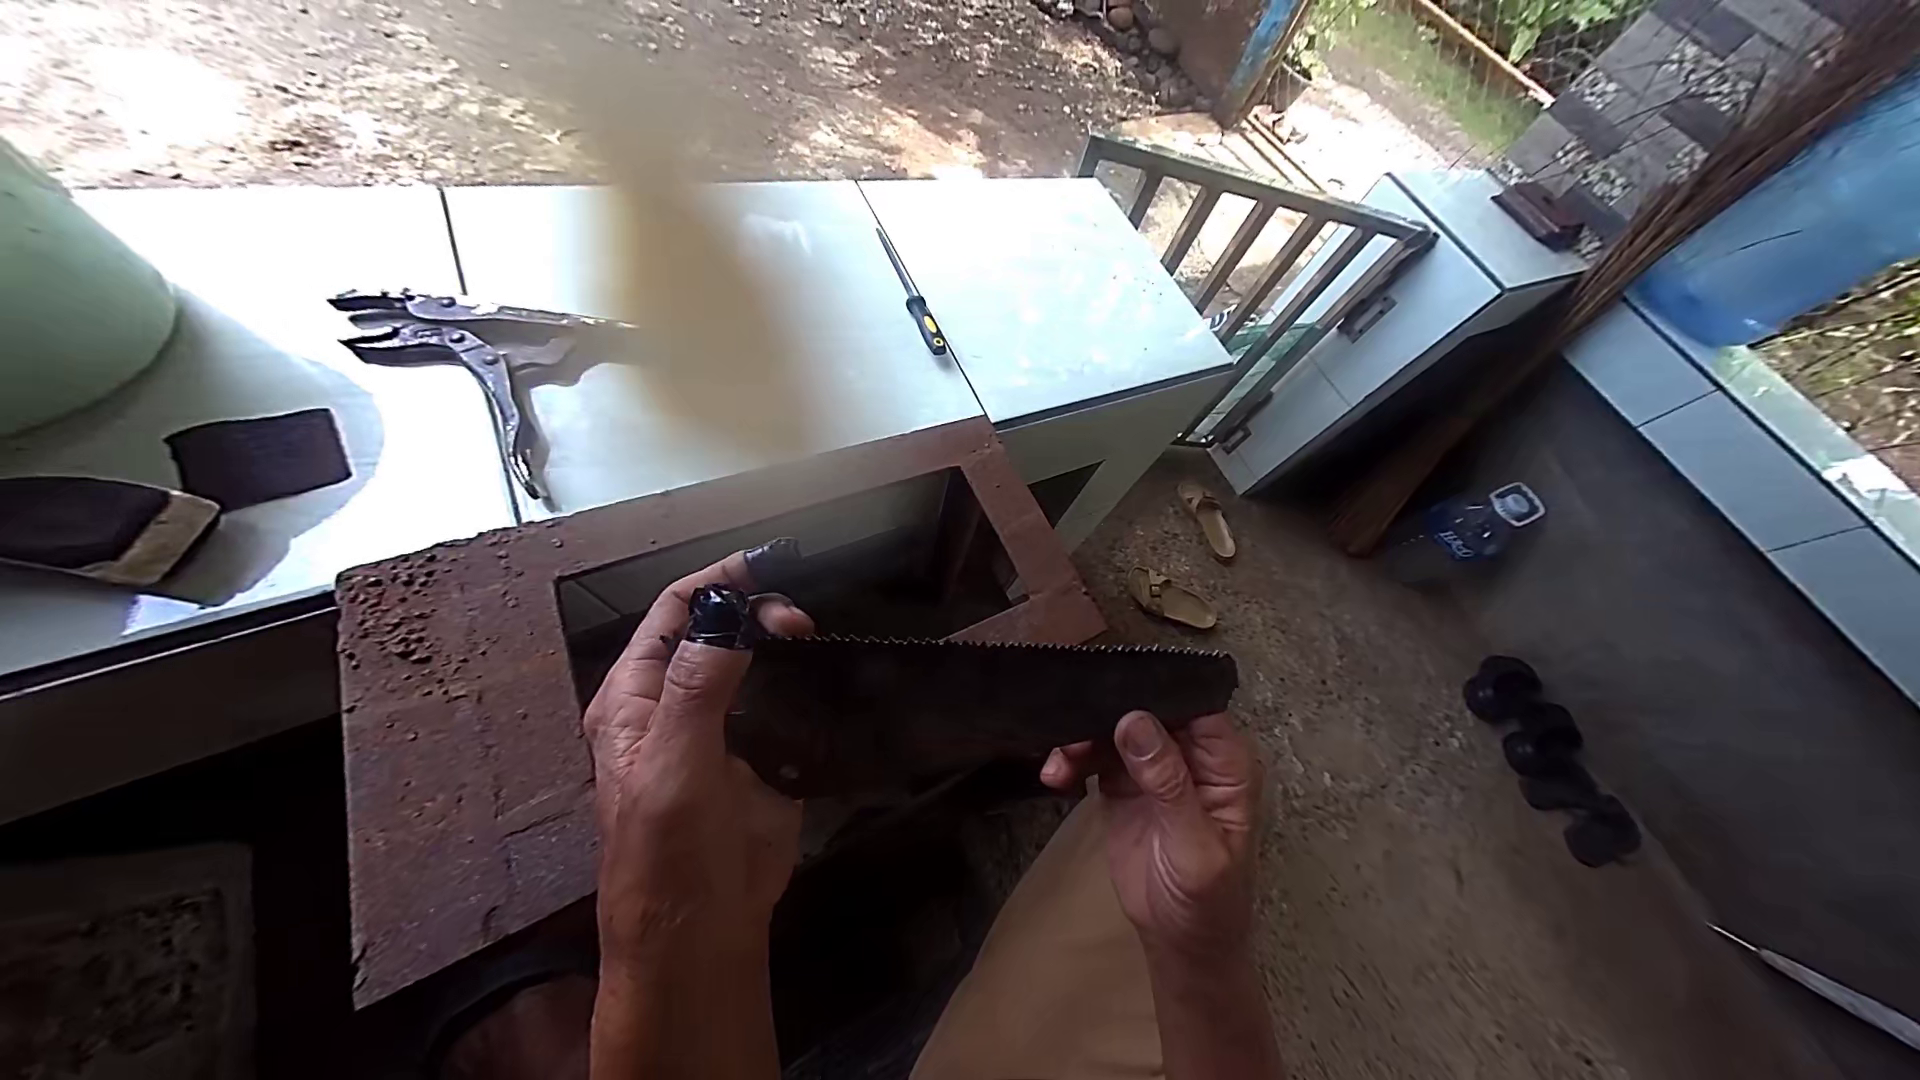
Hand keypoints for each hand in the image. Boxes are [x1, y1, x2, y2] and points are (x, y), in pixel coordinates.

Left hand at [581, 551, 813, 961]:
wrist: (707, 927)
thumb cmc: (669, 851)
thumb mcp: (673, 766)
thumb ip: (697, 687)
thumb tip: (728, 612)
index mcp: (640, 694)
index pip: (675, 612)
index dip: (716, 581)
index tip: (768, 564)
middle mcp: (680, 697)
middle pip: (719, 626)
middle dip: (756, 610)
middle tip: (799, 621)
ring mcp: (725, 720)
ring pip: (754, 656)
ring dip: (782, 637)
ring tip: (815, 634)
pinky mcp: (763, 745)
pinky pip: (784, 693)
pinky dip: (803, 672)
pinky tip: (826, 664)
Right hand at [1042, 711, 1261, 959]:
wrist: (1178, 944)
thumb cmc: (1207, 901)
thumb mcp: (1194, 846)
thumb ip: (1168, 784)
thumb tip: (1134, 721)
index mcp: (1223, 762)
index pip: (1194, 707)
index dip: (1157, 691)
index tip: (1113, 684)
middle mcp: (1189, 754)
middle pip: (1147, 710)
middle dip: (1106, 711)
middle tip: (1071, 723)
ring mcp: (1153, 765)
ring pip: (1114, 728)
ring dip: (1081, 739)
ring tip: (1059, 763)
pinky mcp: (1122, 781)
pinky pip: (1094, 755)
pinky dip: (1072, 759)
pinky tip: (1055, 775)